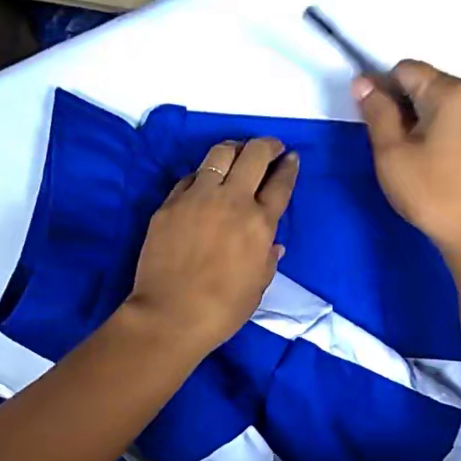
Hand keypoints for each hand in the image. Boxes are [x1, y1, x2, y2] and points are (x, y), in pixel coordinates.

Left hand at [125, 137, 298, 352]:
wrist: (170, 315)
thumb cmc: (221, 310)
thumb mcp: (257, 287)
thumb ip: (267, 259)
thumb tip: (273, 244)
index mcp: (260, 223)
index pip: (281, 183)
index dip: (289, 167)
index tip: (291, 159)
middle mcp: (231, 201)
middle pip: (254, 155)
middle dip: (267, 145)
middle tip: (270, 148)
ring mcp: (197, 198)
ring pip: (219, 154)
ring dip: (234, 149)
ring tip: (237, 153)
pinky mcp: (169, 204)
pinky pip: (190, 177)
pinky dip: (203, 174)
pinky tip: (204, 181)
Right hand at [356, 60, 460, 254]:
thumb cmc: (429, 189)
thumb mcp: (391, 151)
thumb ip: (376, 111)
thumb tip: (362, 82)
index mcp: (450, 91)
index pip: (405, 69)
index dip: (379, 87)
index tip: (367, 119)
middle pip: (422, 82)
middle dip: (397, 103)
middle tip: (385, 142)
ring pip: (435, 101)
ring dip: (413, 117)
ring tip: (404, 153)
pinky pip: (450, 116)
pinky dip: (430, 127)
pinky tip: (424, 157)